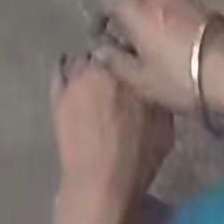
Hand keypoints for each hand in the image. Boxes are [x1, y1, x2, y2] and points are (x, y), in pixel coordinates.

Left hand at [52, 55, 171, 223]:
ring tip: (93, 76)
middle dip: (110, 52)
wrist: (100, 182)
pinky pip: (59, 68)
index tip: (133, 56)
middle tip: (114, 69)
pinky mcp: (58, 92)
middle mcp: (105, 61)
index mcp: (134, 64)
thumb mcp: (165, 124)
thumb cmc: (138, 155)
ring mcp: (78, 75)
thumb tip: (156, 82)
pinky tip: (69, 74)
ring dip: (89, 61)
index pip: (132, 41)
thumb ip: (158, 93)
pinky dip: (65, 68)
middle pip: (106, 43)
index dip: (132, 48)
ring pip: (83, 54)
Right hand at [94, 0, 221, 113]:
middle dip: (122, 5)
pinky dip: (162, 6)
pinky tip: (167, 30)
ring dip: (143, 4)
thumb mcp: (141, 79)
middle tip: (121, 31)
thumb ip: (115, 61)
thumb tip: (99, 49)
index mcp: (137, 10)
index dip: (99, 16)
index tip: (99, 35)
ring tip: (145, 32)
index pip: (108, 0)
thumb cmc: (178, 77)